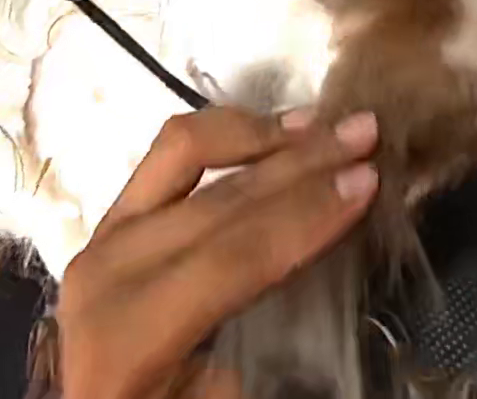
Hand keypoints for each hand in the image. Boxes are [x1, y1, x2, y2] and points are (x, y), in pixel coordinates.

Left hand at [56, 107, 378, 398]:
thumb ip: (271, 354)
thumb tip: (334, 280)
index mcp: (125, 342)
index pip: (233, 259)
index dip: (306, 215)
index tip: (367, 181)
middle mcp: (108, 273)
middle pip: (223, 197)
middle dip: (304, 162)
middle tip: (364, 135)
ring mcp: (108, 232)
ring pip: (191, 149)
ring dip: (268, 132)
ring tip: (325, 124)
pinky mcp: (118, 210)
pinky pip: (175, 148)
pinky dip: (231, 129)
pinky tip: (276, 128)